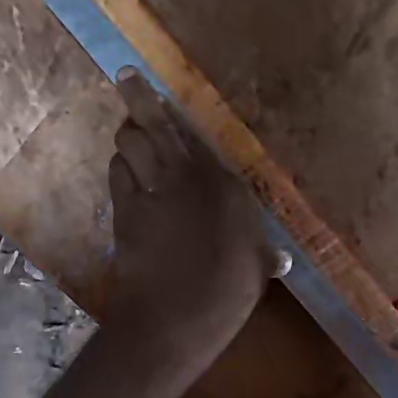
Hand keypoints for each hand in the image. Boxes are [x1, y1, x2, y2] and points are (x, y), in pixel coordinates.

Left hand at [104, 70, 270, 370]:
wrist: (174, 318)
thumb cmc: (227, 291)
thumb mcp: (254, 268)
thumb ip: (263, 256)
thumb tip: (280, 260)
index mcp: (223, 185)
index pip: (193, 136)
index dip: (170, 110)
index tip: (158, 92)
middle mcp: (184, 177)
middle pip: (151, 125)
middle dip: (136, 97)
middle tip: (128, 78)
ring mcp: (148, 193)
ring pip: (127, 146)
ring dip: (127, 136)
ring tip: (129, 128)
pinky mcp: (123, 214)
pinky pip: (117, 177)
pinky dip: (120, 168)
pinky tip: (124, 170)